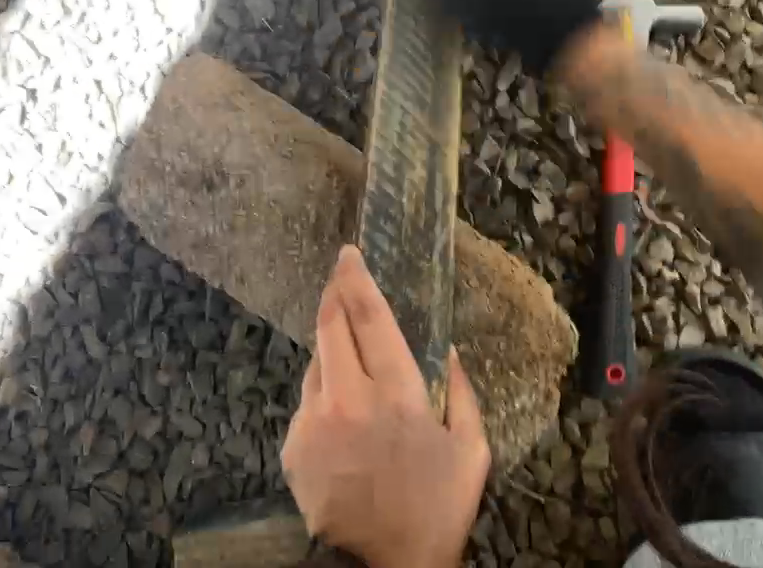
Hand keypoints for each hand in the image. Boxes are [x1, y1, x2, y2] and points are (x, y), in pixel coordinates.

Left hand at [281, 246, 490, 567]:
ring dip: (330, 348)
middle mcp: (348, 397)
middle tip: (339, 276)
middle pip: (330, 325)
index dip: (357, 279)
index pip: (369, 317)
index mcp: (396, 393)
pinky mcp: (293, 445)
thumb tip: (445, 348)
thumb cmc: (434, 509)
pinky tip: (342, 417)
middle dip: (333, 293)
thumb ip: (459, 392)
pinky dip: (324, 393)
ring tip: (353, 366)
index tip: (349, 254)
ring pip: (316, 360)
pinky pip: (307, 400)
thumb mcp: (470, 451)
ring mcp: (314, 421)